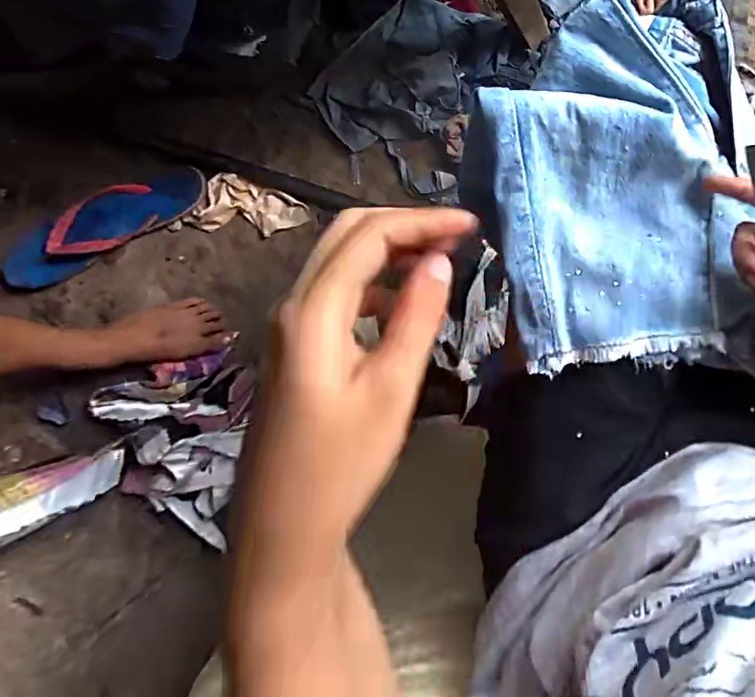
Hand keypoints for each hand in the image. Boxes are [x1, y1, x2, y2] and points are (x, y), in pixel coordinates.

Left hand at [261, 207, 477, 539]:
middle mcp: (294, 306)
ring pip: (341, 258)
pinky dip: (378, 279)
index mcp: (313, 313)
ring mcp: (290, 325)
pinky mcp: (296, 344)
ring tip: (441, 260)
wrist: (282, 533)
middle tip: (457, 235)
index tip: (472, 227)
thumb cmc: (341, 466)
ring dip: (392, 247)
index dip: (423, 222)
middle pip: (348, 234)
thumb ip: (417, 318)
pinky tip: (406, 304)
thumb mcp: (392, 390)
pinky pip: (339, 289)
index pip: (370, 237)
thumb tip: (440, 261)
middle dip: (406, 224)